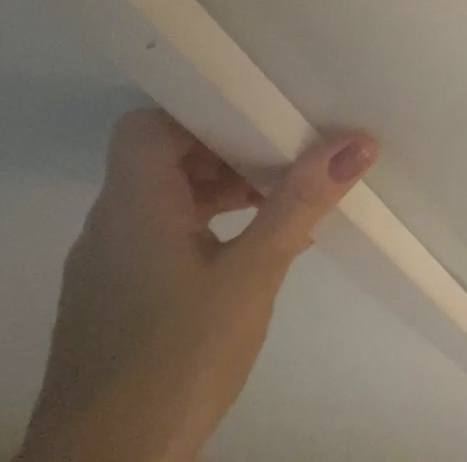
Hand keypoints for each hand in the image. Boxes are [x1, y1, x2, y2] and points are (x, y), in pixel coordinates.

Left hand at [16, 108, 377, 461]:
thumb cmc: (175, 356)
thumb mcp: (252, 273)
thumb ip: (301, 202)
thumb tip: (356, 142)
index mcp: (132, 208)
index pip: (150, 126)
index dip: (205, 110)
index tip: (269, 116)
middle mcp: (111, 227)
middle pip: (166, 158)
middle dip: (235, 149)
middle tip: (297, 156)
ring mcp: (111, 266)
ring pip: (170, 199)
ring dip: (231, 189)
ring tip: (292, 201)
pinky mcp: (121, 298)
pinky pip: (169, 235)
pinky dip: (217, 225)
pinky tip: (264, 248)